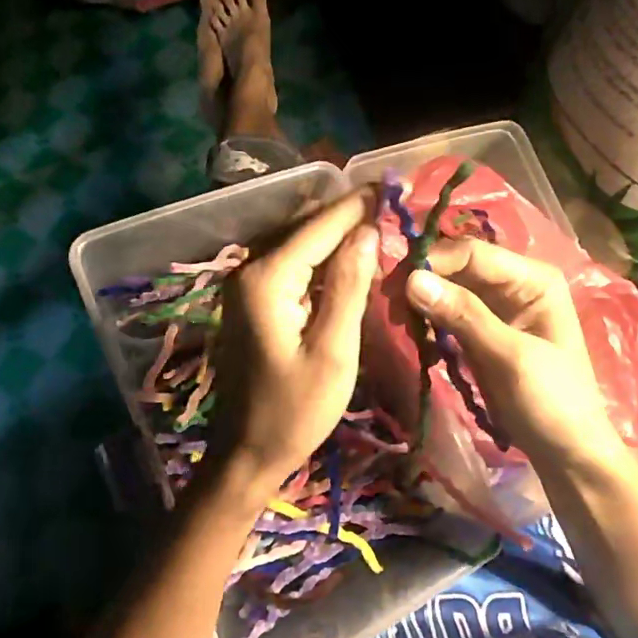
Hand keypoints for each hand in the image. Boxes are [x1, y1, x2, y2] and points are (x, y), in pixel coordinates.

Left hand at [213, 190, 377, 504]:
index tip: (393, 185)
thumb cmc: (295, 411)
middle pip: (303, 225)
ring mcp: (245, 284)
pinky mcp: (250, 299)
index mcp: (268, 278)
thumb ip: (349, 286)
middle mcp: (249, 269)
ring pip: (295, 240)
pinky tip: (345, 256)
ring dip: (332, 230)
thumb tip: (367, 230)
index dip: (358, 205)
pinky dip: (317, 253)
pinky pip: (288, 261)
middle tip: (390, 206)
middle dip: (346, 213)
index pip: (320, 225)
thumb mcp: (333, 351)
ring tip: (376, 223)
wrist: (247, 452)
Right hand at [404, 238, 621, 465]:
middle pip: (456, 266)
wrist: (567, 453)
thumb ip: (464, 315)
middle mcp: (514, 283)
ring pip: (448, 288)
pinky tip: (413, 334)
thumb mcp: (509, 357)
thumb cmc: (551, 402)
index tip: (393, 285)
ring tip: (397, 320)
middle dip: (422, 280)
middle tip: (387, 303)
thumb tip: (412, 280)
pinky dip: (428, 320)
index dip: (432, 262)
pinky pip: (447, 313)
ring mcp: (497, 307)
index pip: (472, 253)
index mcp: (533, 278)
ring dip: (421, 300)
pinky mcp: (481, 331)